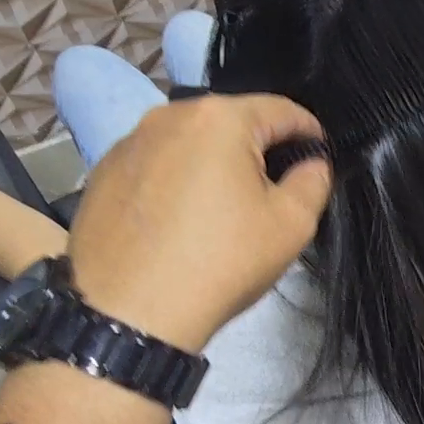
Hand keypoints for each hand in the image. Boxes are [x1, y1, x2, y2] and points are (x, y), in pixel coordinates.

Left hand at [68, 94, 332, 350]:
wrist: (128, 313)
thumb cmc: (220, 263)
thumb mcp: (291, 225)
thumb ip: (314, 181)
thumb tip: (311, 163)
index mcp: (220, 117)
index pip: (283, 111)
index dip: (310, 133)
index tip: (320, 159)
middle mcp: (168, 114)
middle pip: (232, 123)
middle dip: (259, 150)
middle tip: (273, 193)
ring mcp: (129, 142)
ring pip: (191, 143)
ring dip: (215, 166)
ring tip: (224, 211)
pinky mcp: (103, 172)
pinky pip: (157, 165)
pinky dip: (177, 182)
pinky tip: (181, 223)